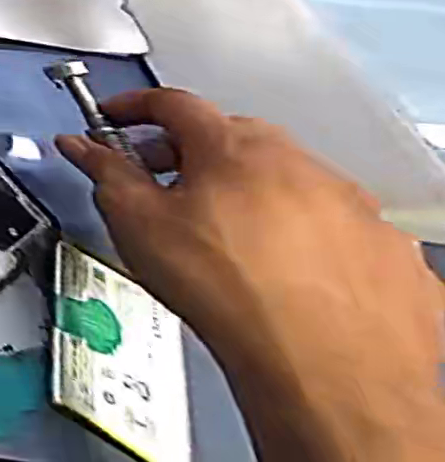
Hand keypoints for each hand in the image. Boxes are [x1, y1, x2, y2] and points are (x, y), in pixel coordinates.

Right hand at [57, 89, 444, 460]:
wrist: (328, 375)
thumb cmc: (226, 289)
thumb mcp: (133, 216)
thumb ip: (104, 169)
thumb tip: (80, 146)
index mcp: (237, 151)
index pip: (176, 102)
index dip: (134, 104)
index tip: (115, 116)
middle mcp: (306, 170)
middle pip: (234, 135)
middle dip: (188, 147)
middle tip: (157, 174)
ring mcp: (361, 214)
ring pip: (288, 178)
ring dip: (245, 187)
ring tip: (215, 227)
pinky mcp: (397, 259)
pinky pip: (335, 224)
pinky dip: (297, 229)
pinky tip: (273, 263)